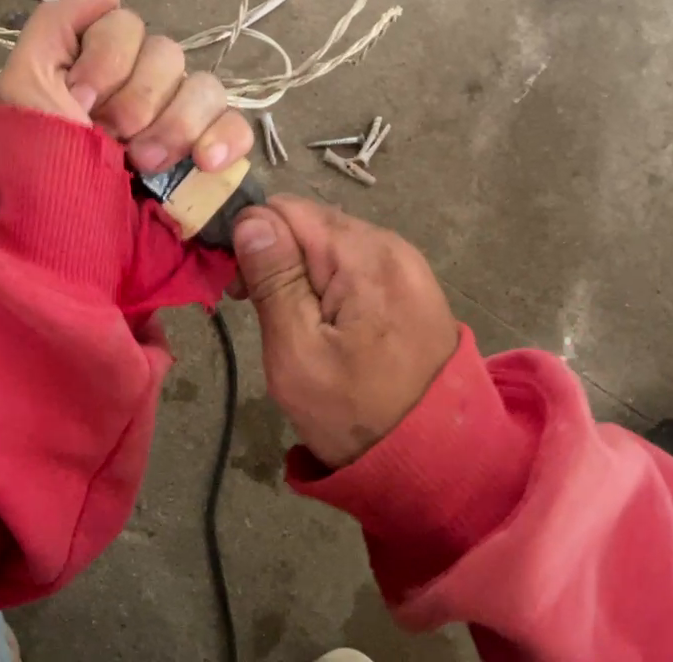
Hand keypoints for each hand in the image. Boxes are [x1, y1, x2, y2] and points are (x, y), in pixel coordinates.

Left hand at [0, 0, 253, 173]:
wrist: (68, 249)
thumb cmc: (40, 170)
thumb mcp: (21, 89)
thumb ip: (54, 26)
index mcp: (99, 70)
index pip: (125, 26)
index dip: (105, 61)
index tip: (79, 104)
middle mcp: (142, 89)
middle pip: (167, 54)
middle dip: (135, 99)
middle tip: (111, 140)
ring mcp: (179, 124)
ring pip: (205, 86)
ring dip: (174, 124)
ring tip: (146, 165)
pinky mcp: (209, 160)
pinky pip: (238, 126)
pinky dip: (225, 138)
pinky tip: (203, 162)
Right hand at [231, 196, 459, 468]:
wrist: (435, 463)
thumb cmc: (354, 412)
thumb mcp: (297, 352)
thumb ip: (273, 279)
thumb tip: (249, 216)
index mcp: (363, 255)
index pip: (284, 209)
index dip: (249, 238)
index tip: (237, 287)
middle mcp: (389, 244)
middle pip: (307, 222)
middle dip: (273, 255)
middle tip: (260, 310)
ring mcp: (404, 263)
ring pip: (327, 241)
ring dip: (298, 269)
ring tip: (291, 320)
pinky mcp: (409, 283)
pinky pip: (352, 261)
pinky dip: (326, 281)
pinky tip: (323, 319)